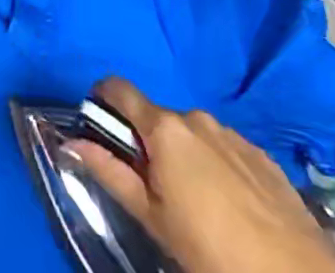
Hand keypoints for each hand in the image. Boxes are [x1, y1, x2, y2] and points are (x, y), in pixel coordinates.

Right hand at [66, 78, 334, 272]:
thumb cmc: (211, 246)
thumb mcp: (151, 216)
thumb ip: (110, 172)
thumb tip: (71, 142)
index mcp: (164, 128)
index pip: (118, 88)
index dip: (101, 100)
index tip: (99, 127)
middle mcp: (197, 118)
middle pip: (156, 116)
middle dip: (146, 140)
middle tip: (149, 183)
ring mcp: (233, 134)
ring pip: (191, 132)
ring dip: (182, 153)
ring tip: (193, 198)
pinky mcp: (263, 156)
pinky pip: (223, 148)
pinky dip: (214, 164)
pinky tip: (228, 203)